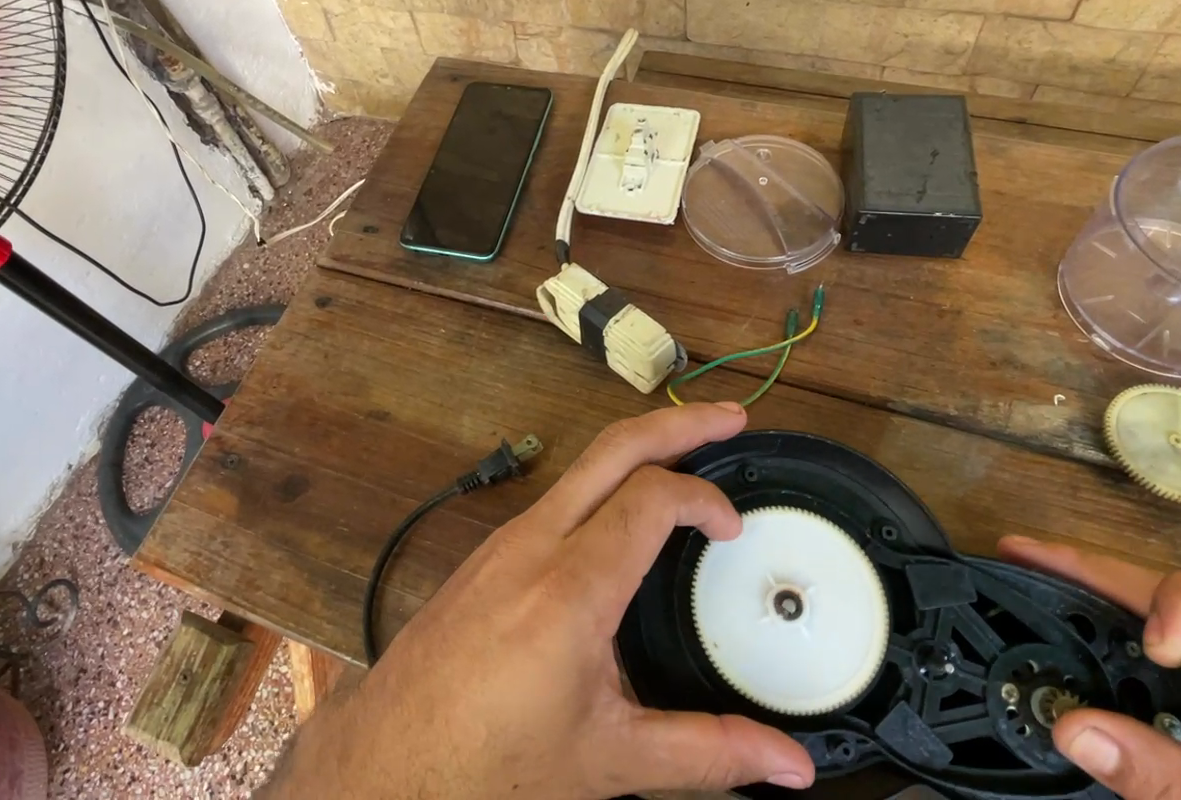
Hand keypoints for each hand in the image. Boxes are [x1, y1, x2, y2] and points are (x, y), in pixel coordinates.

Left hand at [261, 403, 815, 799]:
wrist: (387, 763)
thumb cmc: (495, 762)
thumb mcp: (612, 758)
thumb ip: (709, 751)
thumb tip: (793, 767)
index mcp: (571, 588)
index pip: (651, 497)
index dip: (704, 497)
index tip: (733, 527)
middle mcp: (534, 543)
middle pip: (613, 447)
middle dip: (679, 422)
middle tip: (732, 416)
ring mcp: (505, 540)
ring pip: (582, 464)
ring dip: (640, 445)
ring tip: (687, 450)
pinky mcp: (488, 552)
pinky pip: (558, 494)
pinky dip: (606, 479)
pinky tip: (625, 508)